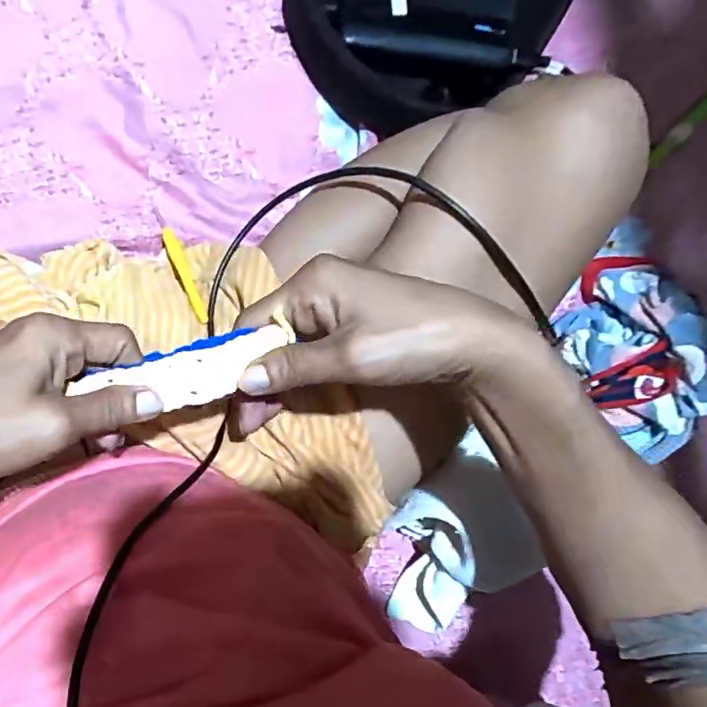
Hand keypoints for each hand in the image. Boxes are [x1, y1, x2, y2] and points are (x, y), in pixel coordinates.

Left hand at [0, 313, 161, 497]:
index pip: (121, 340)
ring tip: (92, 445)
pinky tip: (69, 437)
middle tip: (111, 440)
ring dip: (95, 410)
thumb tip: (158, 398)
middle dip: (115, 399)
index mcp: (54, 332)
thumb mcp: (60, 423)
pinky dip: (72, 411)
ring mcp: (26, 352)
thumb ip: (112, 407)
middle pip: (103, 359)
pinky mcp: (16, 374)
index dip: (137, 376)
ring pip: (84, 377)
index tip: (138, 415)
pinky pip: (61, 386)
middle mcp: (42, 332)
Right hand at [229, 254, 544, 434]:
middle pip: (266, 334)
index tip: (233, 408)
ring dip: (271, 382)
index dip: (237, 365)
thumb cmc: (408, 341)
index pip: (253, 323)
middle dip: (253, 379)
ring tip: (259, 420)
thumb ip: (292, 368)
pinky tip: (284, 400)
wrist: (473, 343)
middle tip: (246, 424)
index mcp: (311, 282)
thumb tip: (241, 380)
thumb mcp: (347, 357)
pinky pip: (306, 349)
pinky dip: (293, 376)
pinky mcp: (346, 322)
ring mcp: (332, 303)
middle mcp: (315, 285)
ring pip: (284, 345)